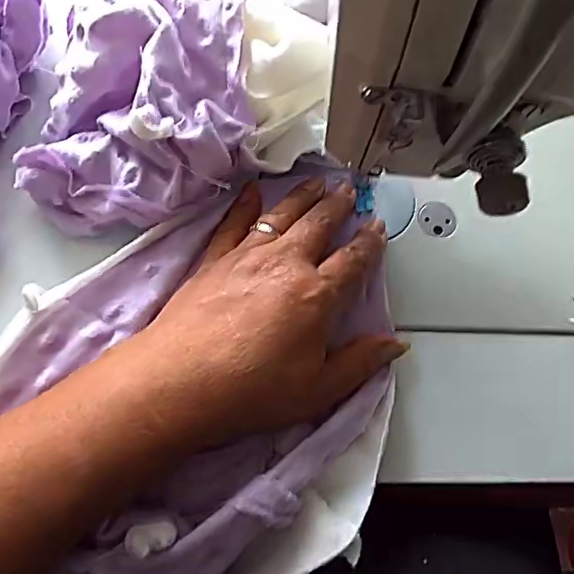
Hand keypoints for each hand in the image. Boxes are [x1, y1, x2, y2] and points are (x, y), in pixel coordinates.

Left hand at [107, 176, 402, 451]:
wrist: (179, 382)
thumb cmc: (250, 391)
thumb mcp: (318, 389)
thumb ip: (360, 362)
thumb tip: (394, 345)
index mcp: (317, 295)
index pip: (353, 259)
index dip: (370, 241)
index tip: (377, 227)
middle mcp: (285, 265)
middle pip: (319, 223)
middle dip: (338, 204)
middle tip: (348, 189)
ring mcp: (247, 257)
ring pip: (283, 215)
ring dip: (303, 196)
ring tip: (316, 182)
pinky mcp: (214, 260)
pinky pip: (235, 222)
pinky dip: (246, 203)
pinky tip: (253, 191)